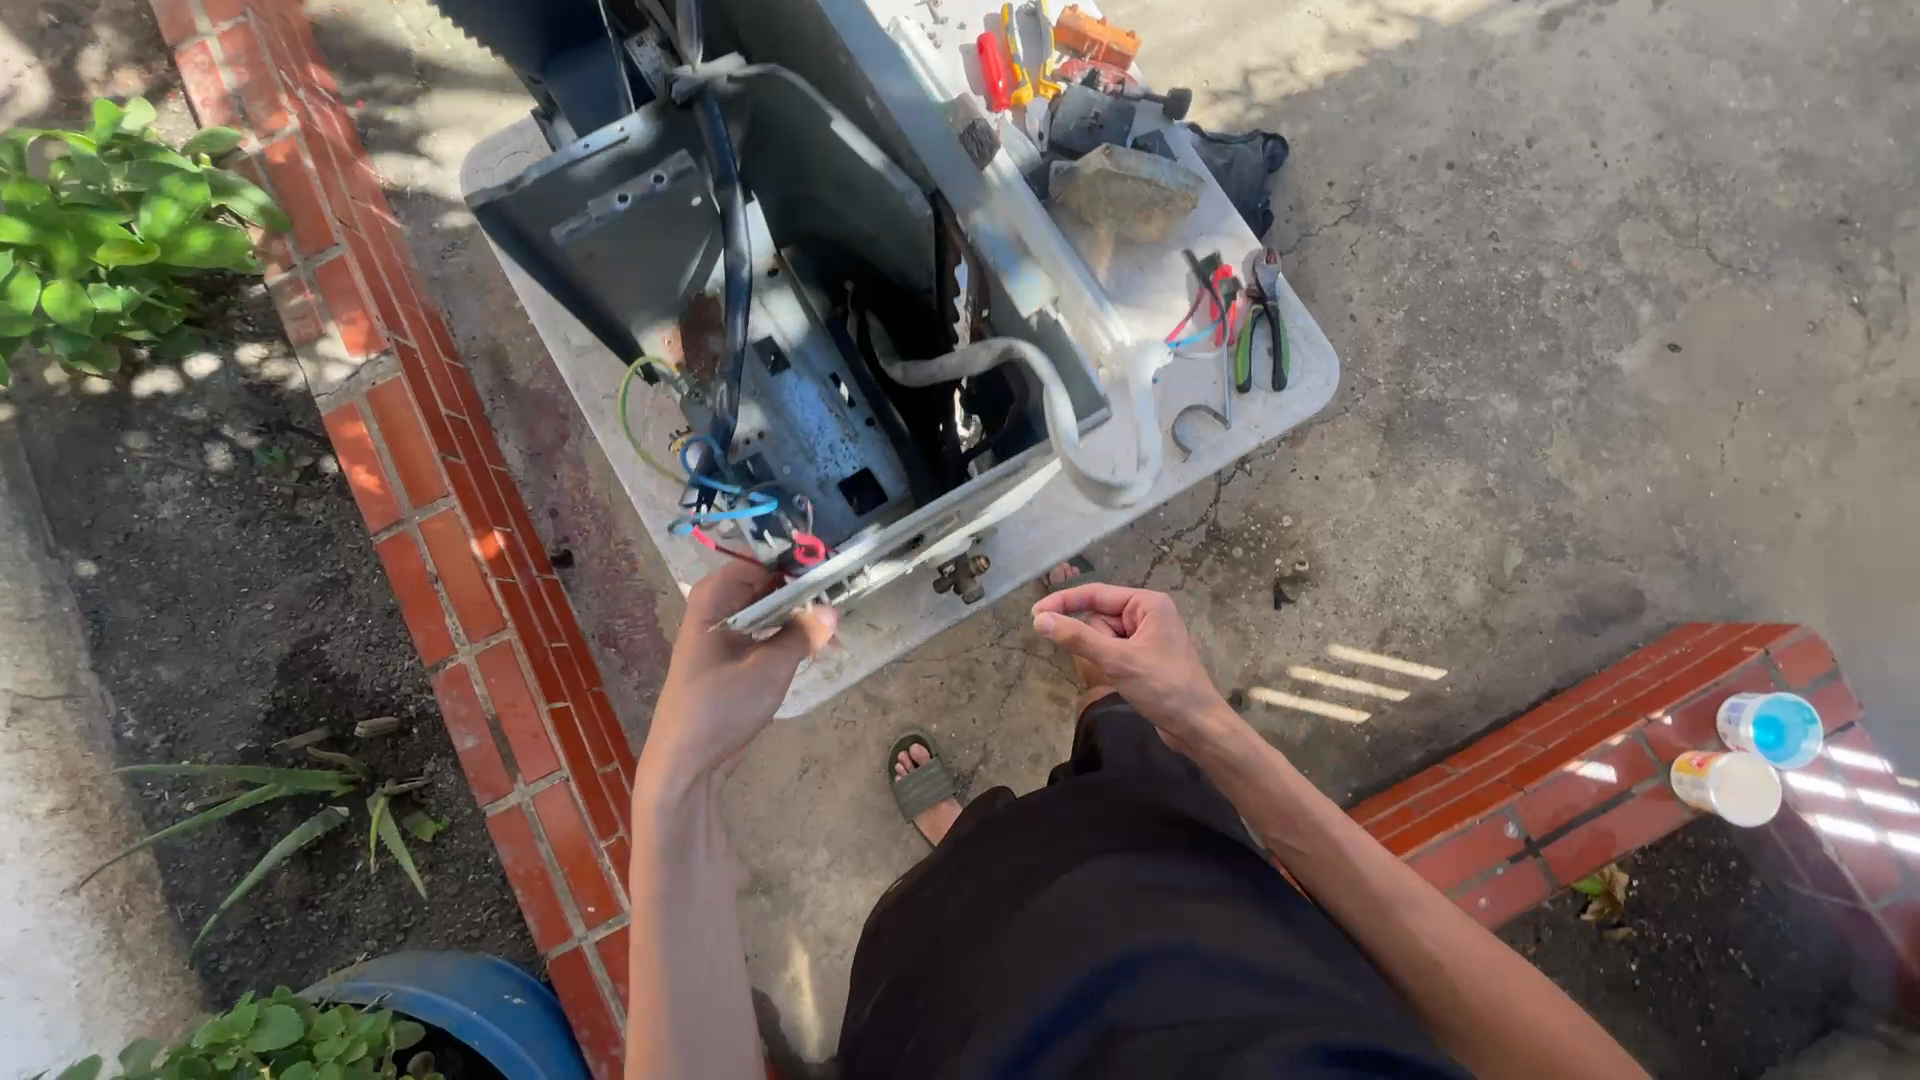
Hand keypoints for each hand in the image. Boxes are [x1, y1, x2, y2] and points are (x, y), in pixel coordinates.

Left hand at [643, 562, 837, 791]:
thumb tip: (833, 610)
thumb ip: (802, 635)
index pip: (758, 563)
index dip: (793, 563)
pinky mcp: (731, 661)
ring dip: (797, 614)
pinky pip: (764, 634)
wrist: (683, 763)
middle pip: (764, 585)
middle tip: (841, 594)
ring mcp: (722, 637)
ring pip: (767, 611)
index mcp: (713, 602)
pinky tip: (814, 644)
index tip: (831, 567)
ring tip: (834, 618)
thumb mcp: (769, 668)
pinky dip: (787, 634)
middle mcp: (715, 612)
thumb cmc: (719, 708)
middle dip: (801, 589)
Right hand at [1031, 583, 1236, 749]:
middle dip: (1096, 641)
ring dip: (1104, 656)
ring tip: (1124, 676)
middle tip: (1113, 664)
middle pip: (1099, 617)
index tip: (1035, 614)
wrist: (1197, 727)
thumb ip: (1077, 637)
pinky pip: (1113, 651)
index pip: (1096, 593)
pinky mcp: (1144, 656)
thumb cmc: (1163, 687)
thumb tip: (1040, 620)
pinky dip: (1110, 664)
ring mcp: (1146, 636)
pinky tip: (1125, 681)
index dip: (1064, 602)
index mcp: (1147, 603)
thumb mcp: (1117, 660)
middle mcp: (1147, 613)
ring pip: (1103, 637)